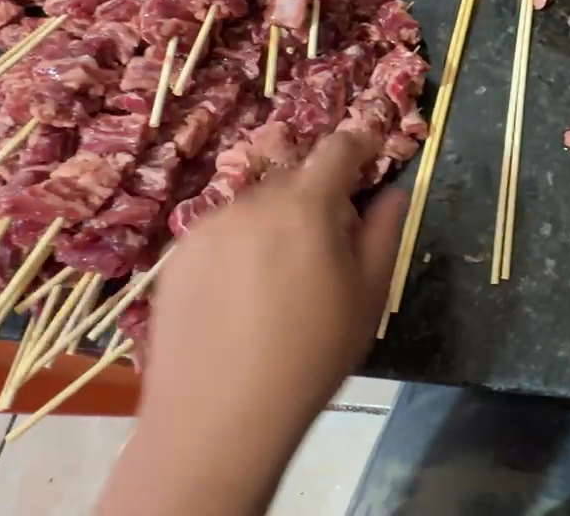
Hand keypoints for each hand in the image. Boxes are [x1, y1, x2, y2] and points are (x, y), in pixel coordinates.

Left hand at [106, 126, 404, 515]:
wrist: (217, 423)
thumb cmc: (311, 356)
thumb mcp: (369, 294)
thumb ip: (385, 231)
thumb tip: (393, 193)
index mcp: (306, 205)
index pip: (338, 148)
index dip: (361, 145)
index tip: (372, 156)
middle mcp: (253, 203)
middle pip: (297, 179)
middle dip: (319, 197)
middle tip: (329, 246)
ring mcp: (208, 228)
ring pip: (258, 206)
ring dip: (278, 222)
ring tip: (282, 279)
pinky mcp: (177, 258)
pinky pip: (222, 233)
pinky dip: (241, 246)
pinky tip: (242, 296)